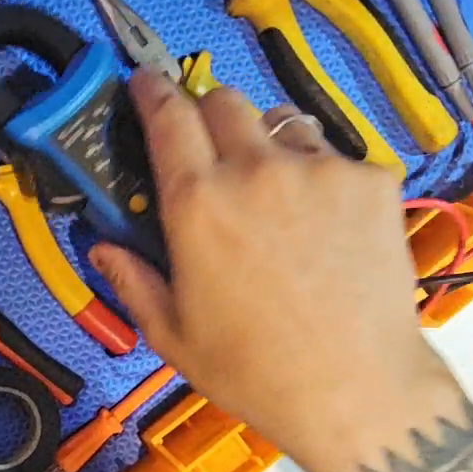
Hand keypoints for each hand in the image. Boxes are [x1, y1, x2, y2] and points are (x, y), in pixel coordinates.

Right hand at [90, 71, 468, 471]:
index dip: (151, 91)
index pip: (168, 115)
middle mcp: (257, 170)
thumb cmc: (249, 370)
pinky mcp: (372, 180)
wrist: (353, 389)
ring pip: (281, 123)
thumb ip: (131, 279)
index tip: (145, 82)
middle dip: (205, 115)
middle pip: (223, 100)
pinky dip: (315, 175)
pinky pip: (333, 155)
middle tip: (206, 153)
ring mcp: (321, 170)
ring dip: (263, 143)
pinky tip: (319, 225)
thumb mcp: (170, 334)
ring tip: (269, 193)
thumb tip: (100, 247)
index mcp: (198, 205)